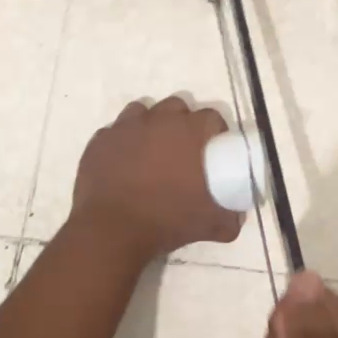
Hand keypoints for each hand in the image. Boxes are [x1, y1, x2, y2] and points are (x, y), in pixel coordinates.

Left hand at [71, 97, 242, 259]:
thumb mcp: (210, 224)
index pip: (211, 116)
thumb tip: (236, 220)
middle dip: (182, 122)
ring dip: (151, 125)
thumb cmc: (167, 220)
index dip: (215, 130)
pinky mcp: (101, 140)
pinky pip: (116, 131)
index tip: (214, 148)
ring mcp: (125, 127)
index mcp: (189, 131)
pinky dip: (123, 141)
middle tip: (183, 148)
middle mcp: (158, 119)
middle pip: (176, 107)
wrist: (112, 230)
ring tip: (152, 150)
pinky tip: (124, 160)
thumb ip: (230, 219)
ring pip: (143, 112)